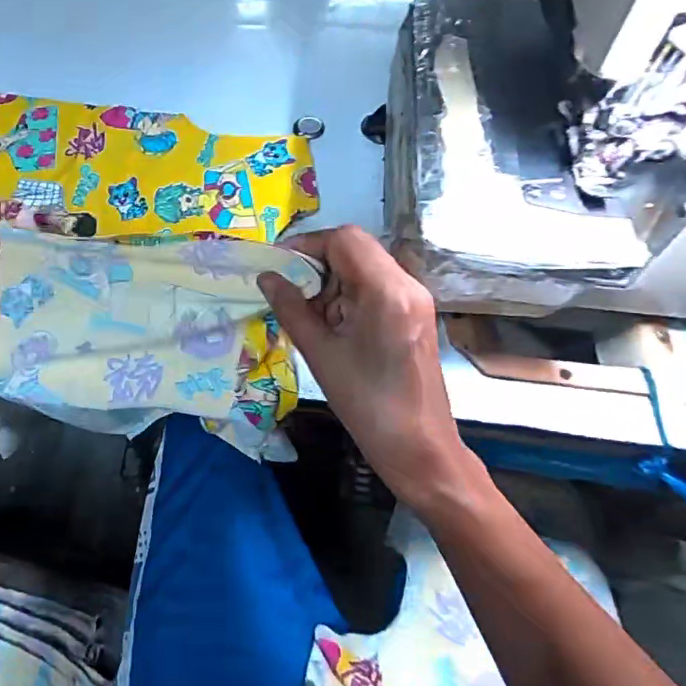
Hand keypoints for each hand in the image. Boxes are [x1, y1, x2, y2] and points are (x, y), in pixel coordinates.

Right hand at [259, 225, 488, 511]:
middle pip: (355, 249)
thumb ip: (290, 308)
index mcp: (387, 290)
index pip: (344, 239)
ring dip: (331, 283)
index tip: (277, 267)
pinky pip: (375, 288)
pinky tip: (332, 327)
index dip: (306, 245)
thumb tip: (267, 277)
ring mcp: (415, 300)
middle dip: (316, 265)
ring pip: (364, 268)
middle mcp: (407, 285)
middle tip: (289, 294)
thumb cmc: (366, 403)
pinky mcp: (414, 315)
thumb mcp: (319, 353)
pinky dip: (347, 297)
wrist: (419, 447)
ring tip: (309, 317)